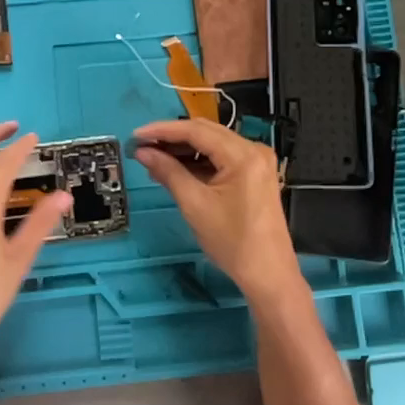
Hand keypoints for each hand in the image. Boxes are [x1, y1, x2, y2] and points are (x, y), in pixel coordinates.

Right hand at [134, 118, 303, 303]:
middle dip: (172, 138)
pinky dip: (199, 162)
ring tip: (154, 159)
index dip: (162, 130)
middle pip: (206, 132)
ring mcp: (256, 162)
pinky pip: (222, 158)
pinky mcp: (255, 174)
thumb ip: (168, 172)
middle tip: (142, 146)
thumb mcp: (195, 205)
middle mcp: (253, 150)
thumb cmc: (232, 242)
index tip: (136, 135)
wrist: (268, 274)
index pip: (196, 131)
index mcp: (243, 154)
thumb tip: (143, 152)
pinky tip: (177, 169)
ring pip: (213, 144)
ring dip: (184, 150)